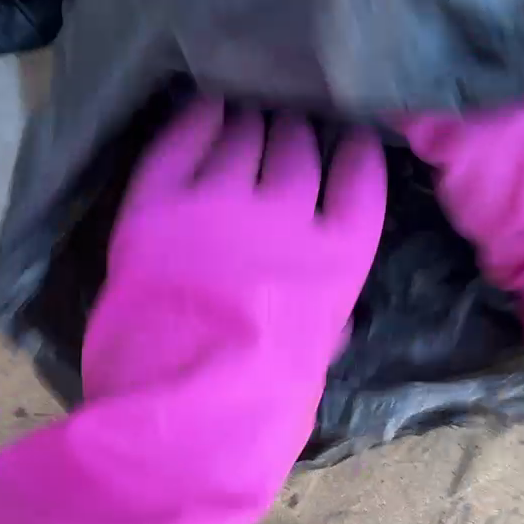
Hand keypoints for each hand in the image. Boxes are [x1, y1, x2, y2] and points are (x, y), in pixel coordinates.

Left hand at [84, 98, 386, 468]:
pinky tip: (207, 106)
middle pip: (300, 147)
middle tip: (287, 122)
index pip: (361, 180)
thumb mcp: (320, 362)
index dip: (358, 151)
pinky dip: (199, 118)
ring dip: (251, 120)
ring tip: (249, 110)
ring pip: (246, 134)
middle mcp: (289, 214)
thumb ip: (331, 320)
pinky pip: (184, 139)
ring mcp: (223, 201)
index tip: (353, 137)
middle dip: (297, 132)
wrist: (183, 418)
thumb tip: (339, 313)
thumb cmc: (265, 406)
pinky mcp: (161, 201)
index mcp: (338, 257)